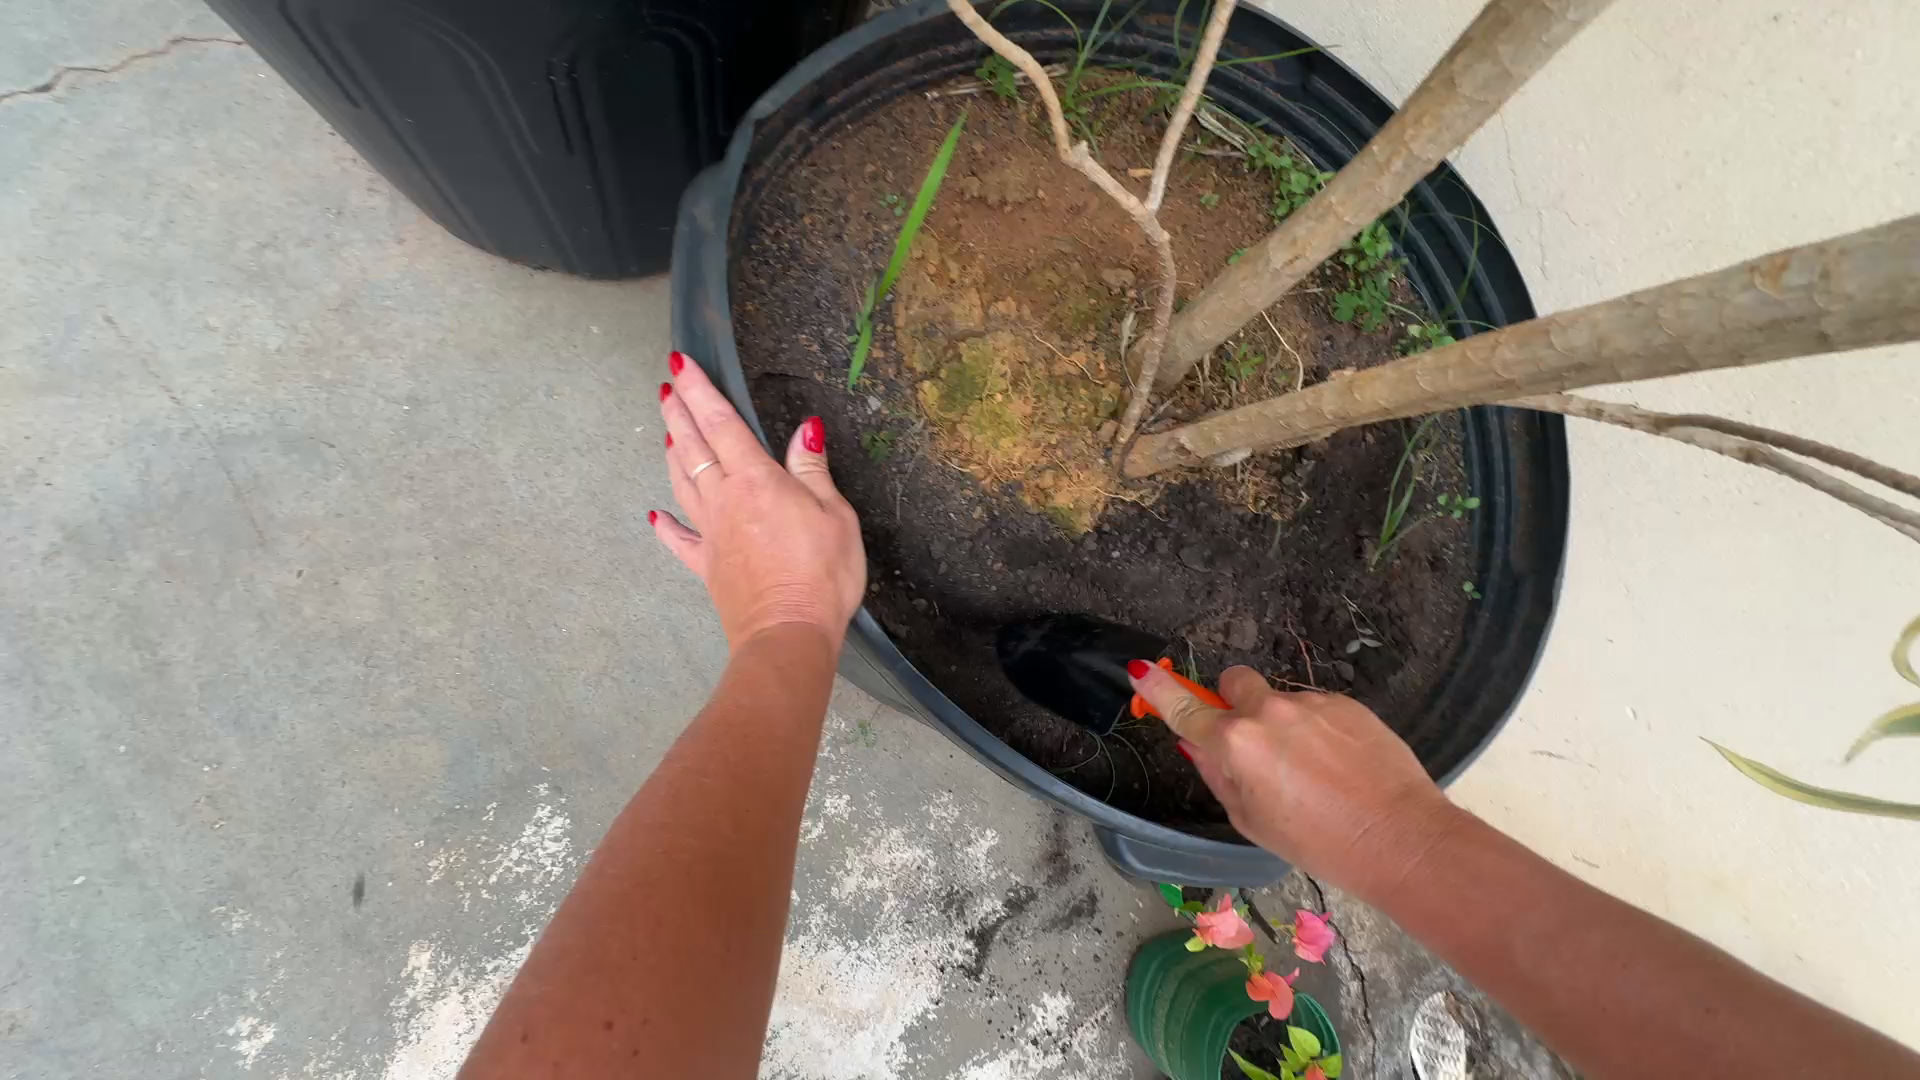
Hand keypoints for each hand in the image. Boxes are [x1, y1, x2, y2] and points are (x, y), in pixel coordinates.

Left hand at [651, 351, 866, 649]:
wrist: (789, 632)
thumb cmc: (822, 573)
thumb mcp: (835, 515)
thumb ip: (812, 470)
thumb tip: (805, 429)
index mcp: (756, 480)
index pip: (722, 424)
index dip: (701, 391)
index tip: (681, 363)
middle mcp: (724, 499)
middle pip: (694, 447)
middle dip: (679, 413)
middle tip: (666, 387)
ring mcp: (711, 533)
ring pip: (681, 482)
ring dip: (672, 453)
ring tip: (665, 430)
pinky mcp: (707, 565)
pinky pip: (679, 539)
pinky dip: (665, 526)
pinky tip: (655, 515)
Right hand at [1129, 662, 1466, 903]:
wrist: (1402, 839)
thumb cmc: (1317, 842)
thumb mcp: (1249, 819)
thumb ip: (1217, 774)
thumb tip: (1198, 744)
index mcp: (1235, 744)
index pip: (1184, 707)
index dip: (1158, 688)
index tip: (1140, 670)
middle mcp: (1266, 713)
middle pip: (1232, 680)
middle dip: (1235, 701)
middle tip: (1255, 737)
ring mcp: (1308, 702)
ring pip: (1278, 699)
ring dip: (1283, 722)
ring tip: (1314, 767)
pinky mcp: (1345, 702)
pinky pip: (1316, 707)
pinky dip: (1318, 728)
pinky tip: (1341, 764)